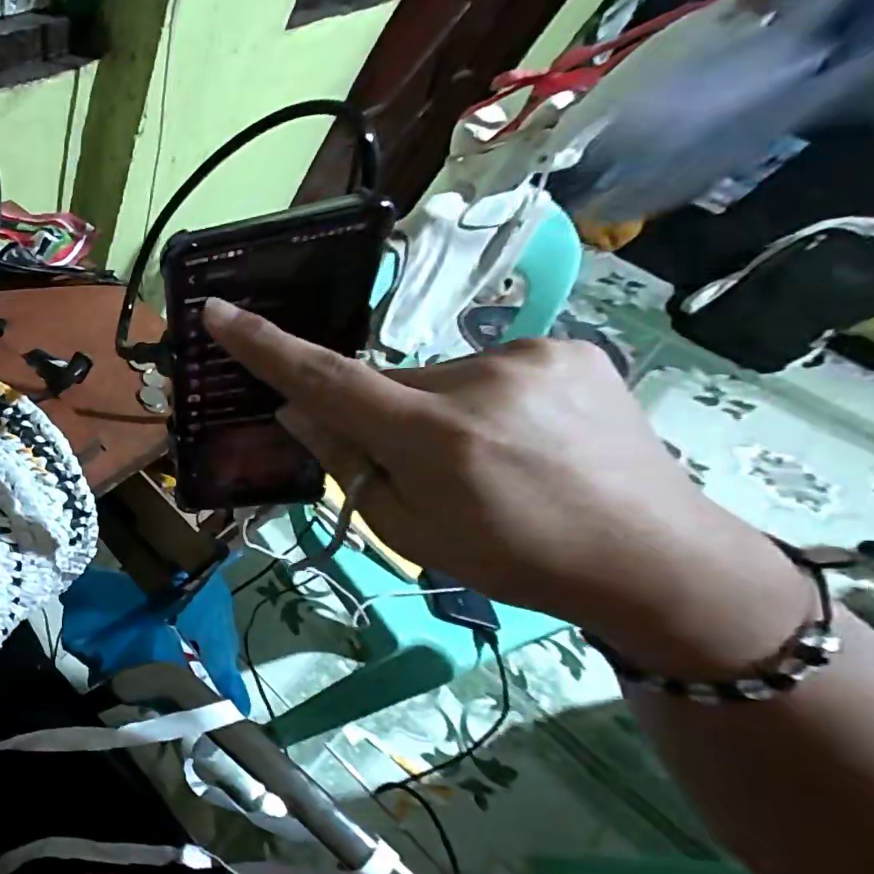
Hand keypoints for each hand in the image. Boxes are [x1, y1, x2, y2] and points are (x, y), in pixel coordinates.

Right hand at [202, 298, 812, 665]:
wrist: (656, 560)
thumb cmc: (514, 561)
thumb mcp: (410, 529)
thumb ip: (347, 463)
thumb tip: (298, 411)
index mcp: (435, 437)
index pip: (326, 379)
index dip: (265, 346)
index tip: (217, 312)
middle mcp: (480, 379)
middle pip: (385, 383)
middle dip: (377, 416)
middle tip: (412, 465)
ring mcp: (532, 355)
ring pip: (435, 377)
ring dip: (431, 411)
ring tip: (482, 459)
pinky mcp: (568, 348)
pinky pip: (484, 369)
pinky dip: (477, 400)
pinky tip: (519, 439)